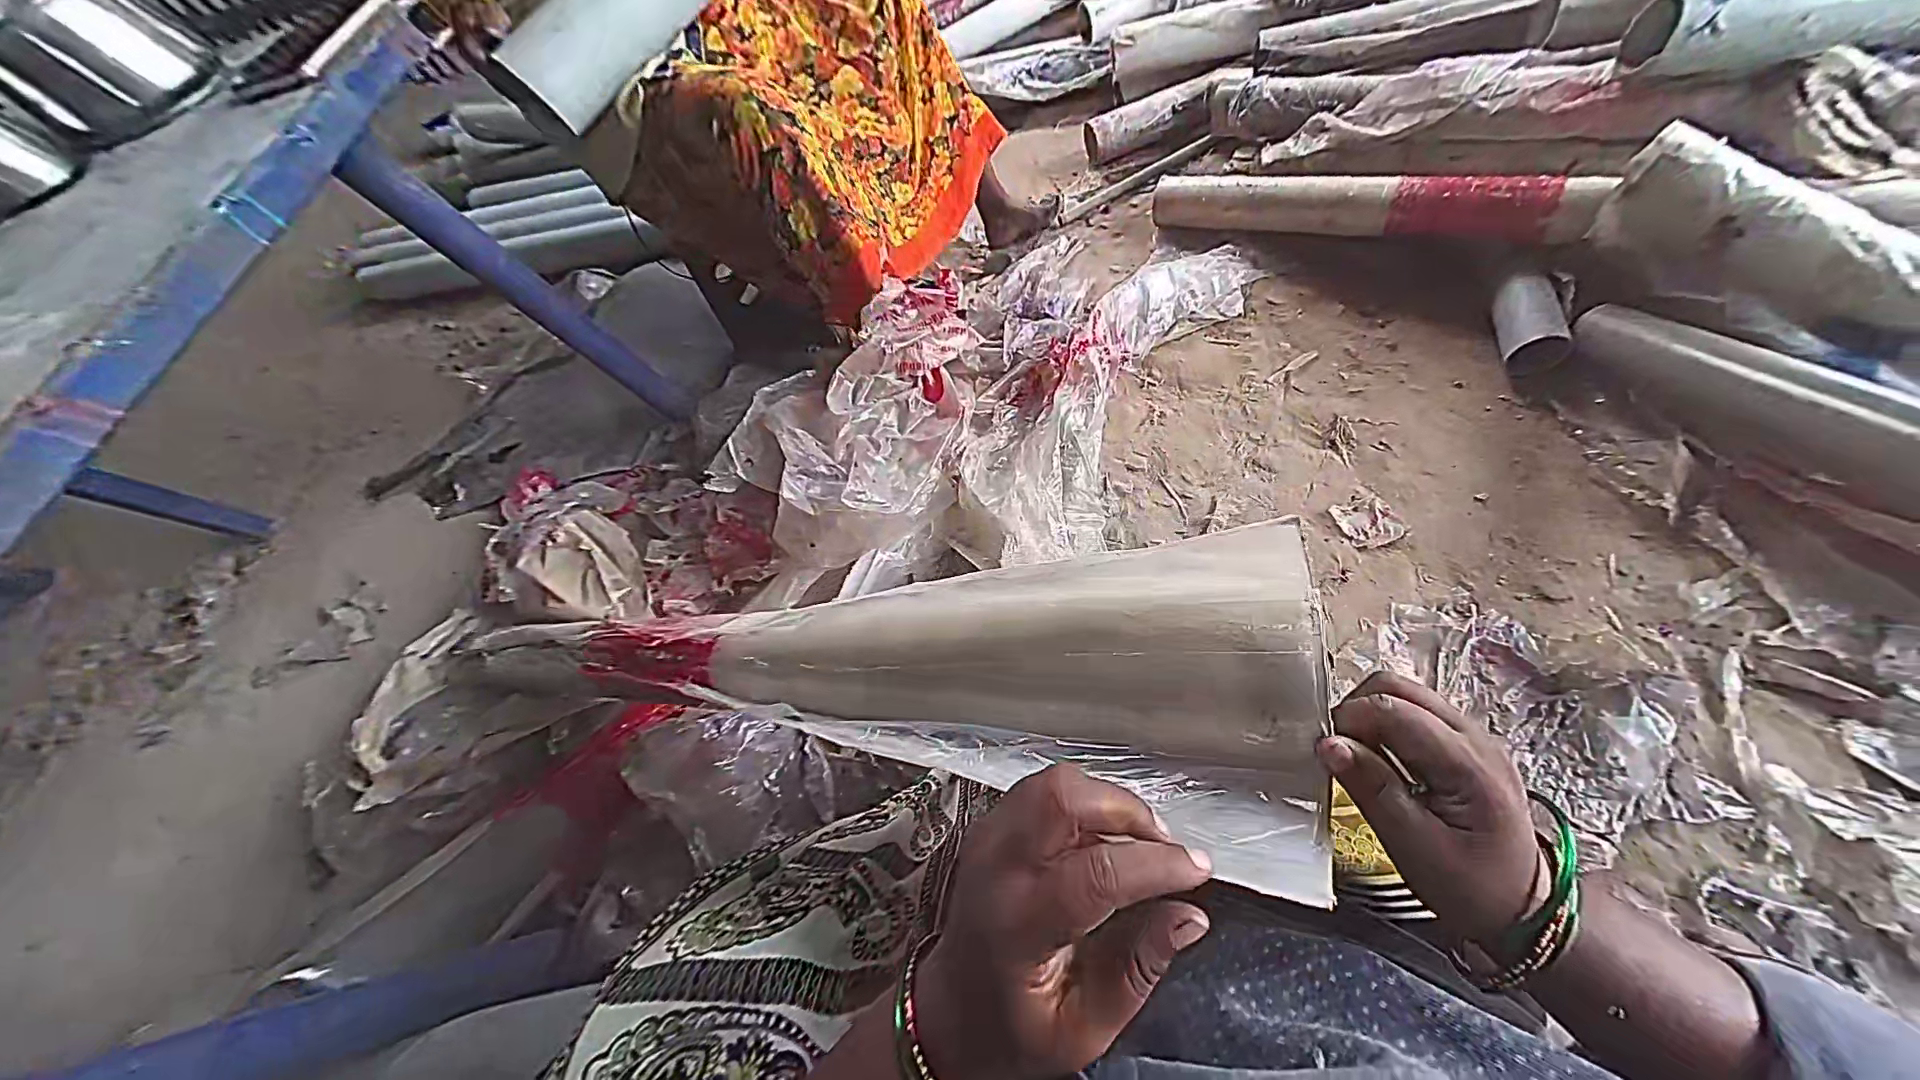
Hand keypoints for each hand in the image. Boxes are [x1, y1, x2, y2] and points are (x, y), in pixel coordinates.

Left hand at [915, 766, 1212, 1079]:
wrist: (951, 1010)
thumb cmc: (1013, 1029)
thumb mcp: (1084, 1028)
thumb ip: (1138, 968)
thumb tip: (1189, 916)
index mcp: (1019, 925)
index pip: (1096, 873)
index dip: (1156, 864)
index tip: (1196, 869)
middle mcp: (997, 867)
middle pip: (1063, 799)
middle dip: (1127, 810)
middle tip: (1163, 845)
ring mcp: (987, 838)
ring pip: (1052, 783)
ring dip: (1105, 800)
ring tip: (1136, 840)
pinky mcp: (989, 826)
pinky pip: (1041, 790)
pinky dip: (1082, 801)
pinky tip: (1101, 836)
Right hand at [1317, 672, 1542, 946]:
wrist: (1526, 910)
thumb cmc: (1471, 887)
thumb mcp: (1414, 847)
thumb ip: (1371, 789)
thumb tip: (1328, 745)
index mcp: (1469, 765)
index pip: (1393, 710)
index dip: (1349, 720)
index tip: (1329, 752)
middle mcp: (1476, 739)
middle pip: (1398, 687)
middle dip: (1356, 708)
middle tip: (1340, 750)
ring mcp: (1473, 737)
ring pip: (1404, 693)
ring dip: (1369, 714)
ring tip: (1359, 757)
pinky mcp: (1463, 743)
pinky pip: (1414, 712)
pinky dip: (1384, 724)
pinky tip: (1381, 759)